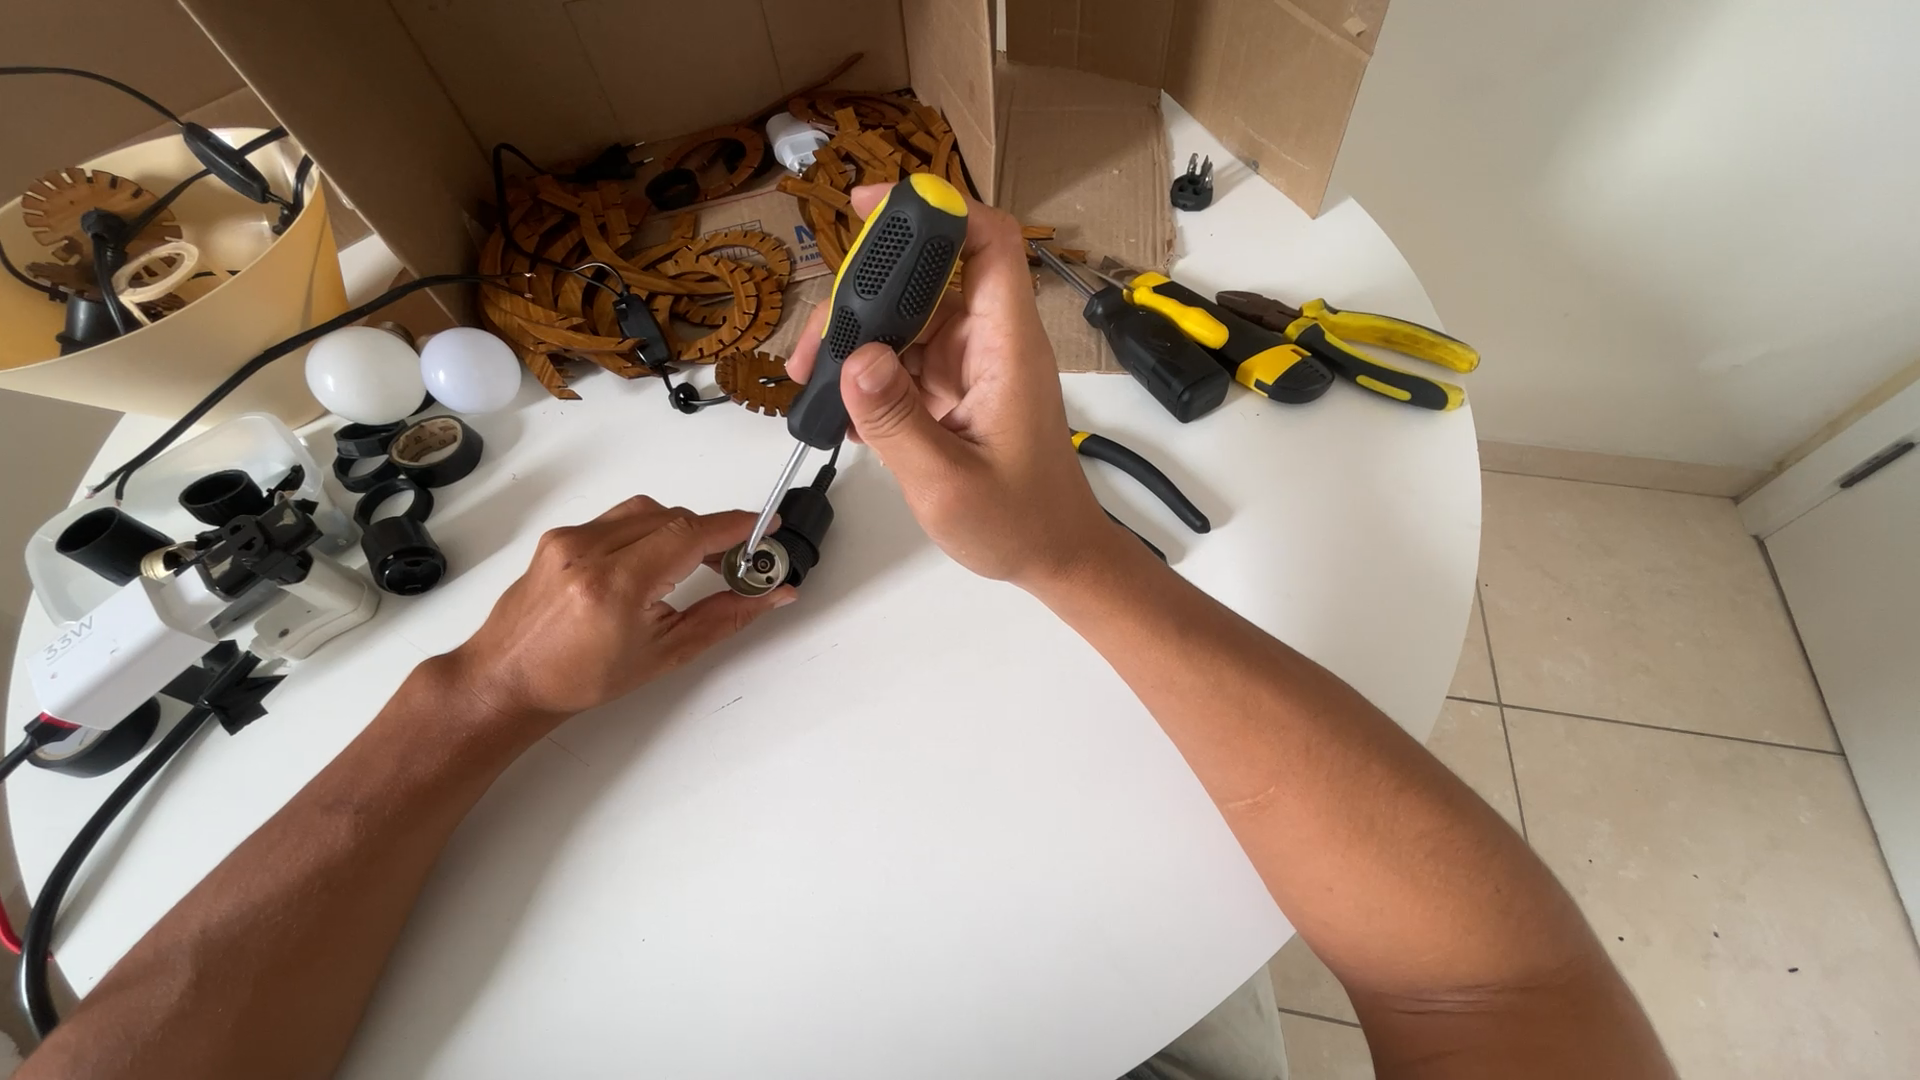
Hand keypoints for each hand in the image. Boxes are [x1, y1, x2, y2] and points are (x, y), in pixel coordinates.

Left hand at [438, 498, 793, 736]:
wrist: (509, 678)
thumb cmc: (580, 677)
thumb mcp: (666, 653)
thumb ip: (726, 616)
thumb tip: (773, 595)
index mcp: (615, 584)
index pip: (690, 533)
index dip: (736, 525)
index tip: (767, 525)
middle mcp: (587, 550)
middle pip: (674, 517)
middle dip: (714, 533)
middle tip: (738, 560)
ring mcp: (569, 538)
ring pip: (649, 511)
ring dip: (683, 528)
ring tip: (699, 560)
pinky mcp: (561, 535)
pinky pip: (621, 517)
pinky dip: (652, 530)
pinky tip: (658, 560)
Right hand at [786, 184, 1116, 587]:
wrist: (1054, 556)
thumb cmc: (1020, 523)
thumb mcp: (948, 482)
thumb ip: (898, 422)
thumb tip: (854, 359)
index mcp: (1006, 347)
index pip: (988, 243)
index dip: (935, 209)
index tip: (868, 207)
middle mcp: (989, 345)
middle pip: (925, 281)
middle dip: (863, 299)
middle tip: (813, 349)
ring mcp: (971, 369)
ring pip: (906, 325)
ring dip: (858, 346)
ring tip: (815, 386)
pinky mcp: (956, 394)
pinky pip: (906, 367)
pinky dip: (873, 382)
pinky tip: (847, 416)